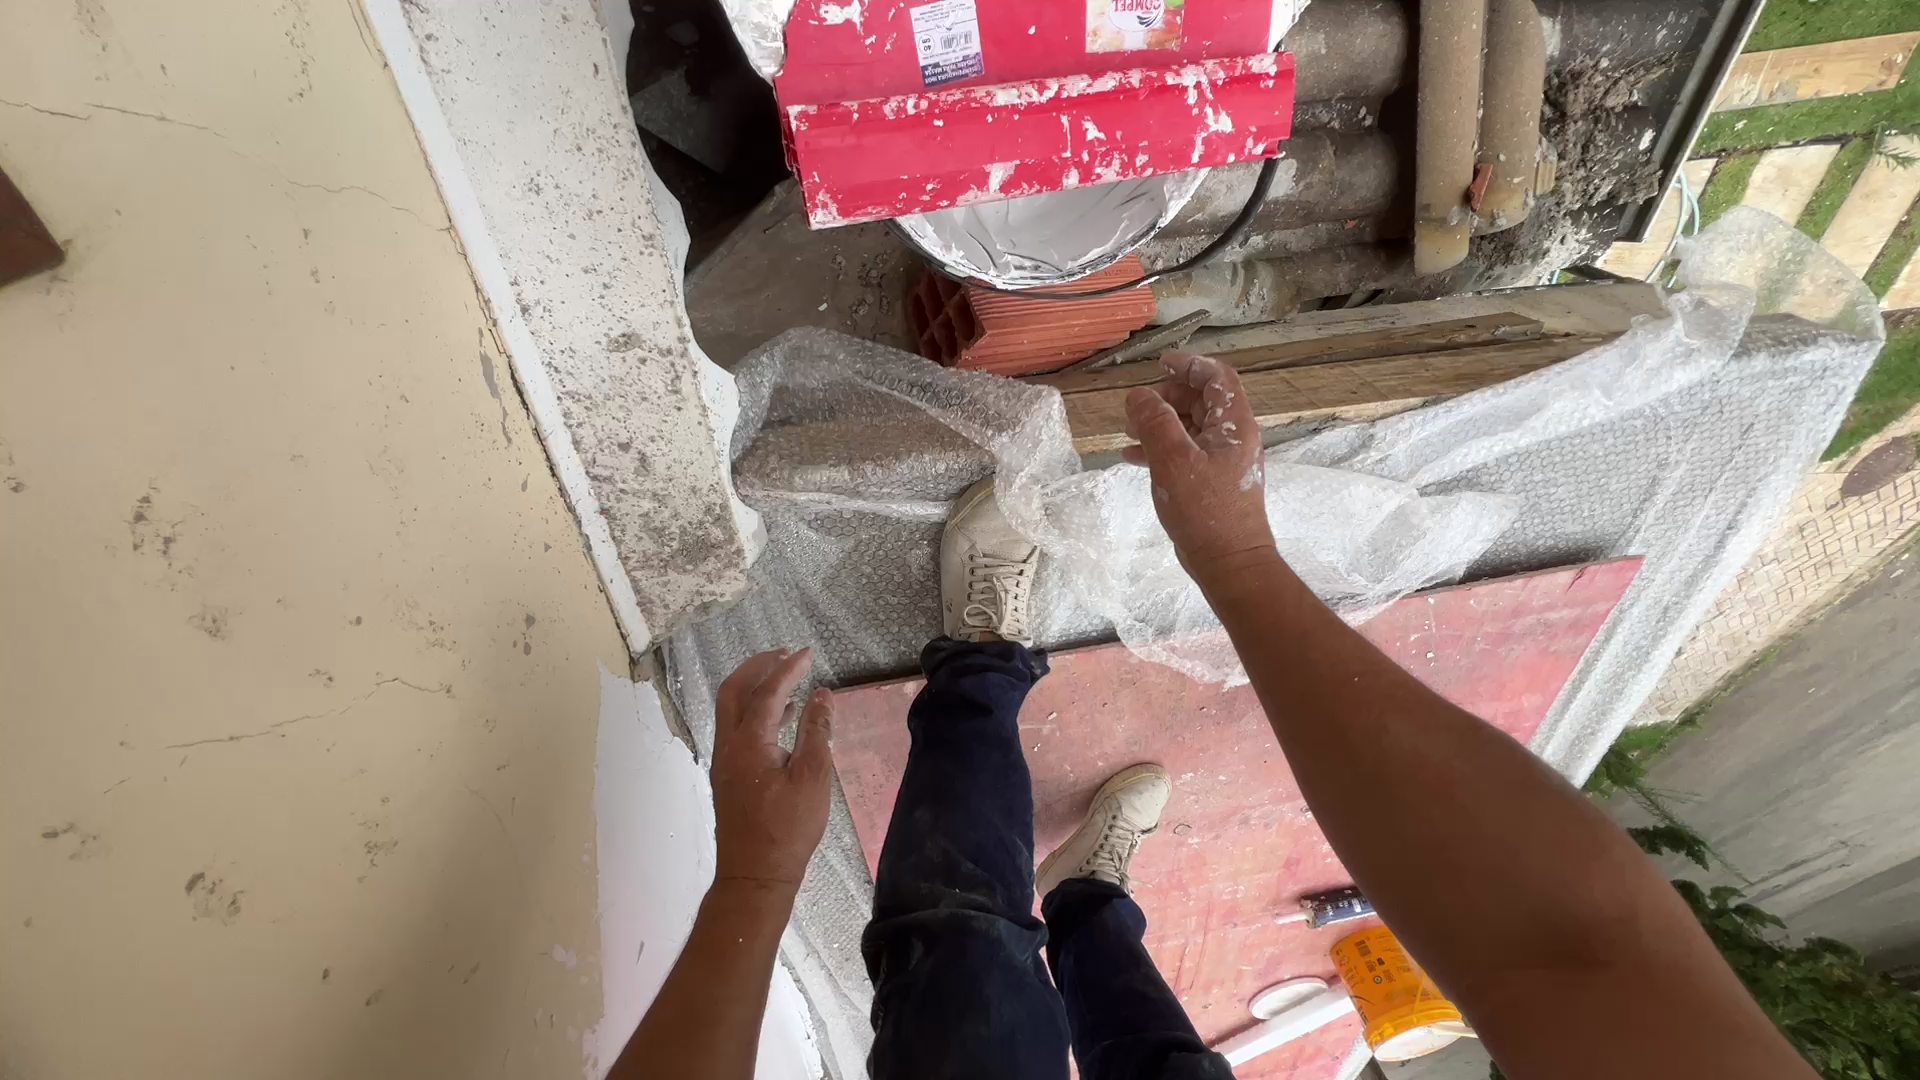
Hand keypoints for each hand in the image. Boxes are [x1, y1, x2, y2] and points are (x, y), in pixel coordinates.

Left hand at [711, 648, 833, 891]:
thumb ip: (817, 732)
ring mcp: (724, 761)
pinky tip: (784, 715)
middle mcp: (728, 746)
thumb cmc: (788, 829)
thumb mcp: (813, 778)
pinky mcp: (729, 775)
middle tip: (785, 653)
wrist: (755, 877)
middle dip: (757, 666)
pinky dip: (757, 710)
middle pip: (733, 690)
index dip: (789, 668)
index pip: (767, 692)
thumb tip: (822, 695)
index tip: (809, 652)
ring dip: (755, 686)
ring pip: (731, 709)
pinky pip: (738, 727)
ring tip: (786, 675)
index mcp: (748, 744)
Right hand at [1121, 351, 1275, 581]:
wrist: (1227, 560)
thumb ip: (1154, 423)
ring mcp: (1222, 461)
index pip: (1217, 378)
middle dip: (1167, 398)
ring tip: (1128, 430)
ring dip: (1160, 423)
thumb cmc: (1205, 510)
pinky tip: (1132, 457)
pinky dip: (1160, 448)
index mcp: (1234, 425)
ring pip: (1189, 427)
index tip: (1160, 365)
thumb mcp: (1173, 461)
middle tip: (1137, 407)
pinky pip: (1184, 452)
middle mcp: (1232, 437)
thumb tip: (1137, 396)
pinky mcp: (1210, 481)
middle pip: (1201, 401)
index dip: (1189, 365)